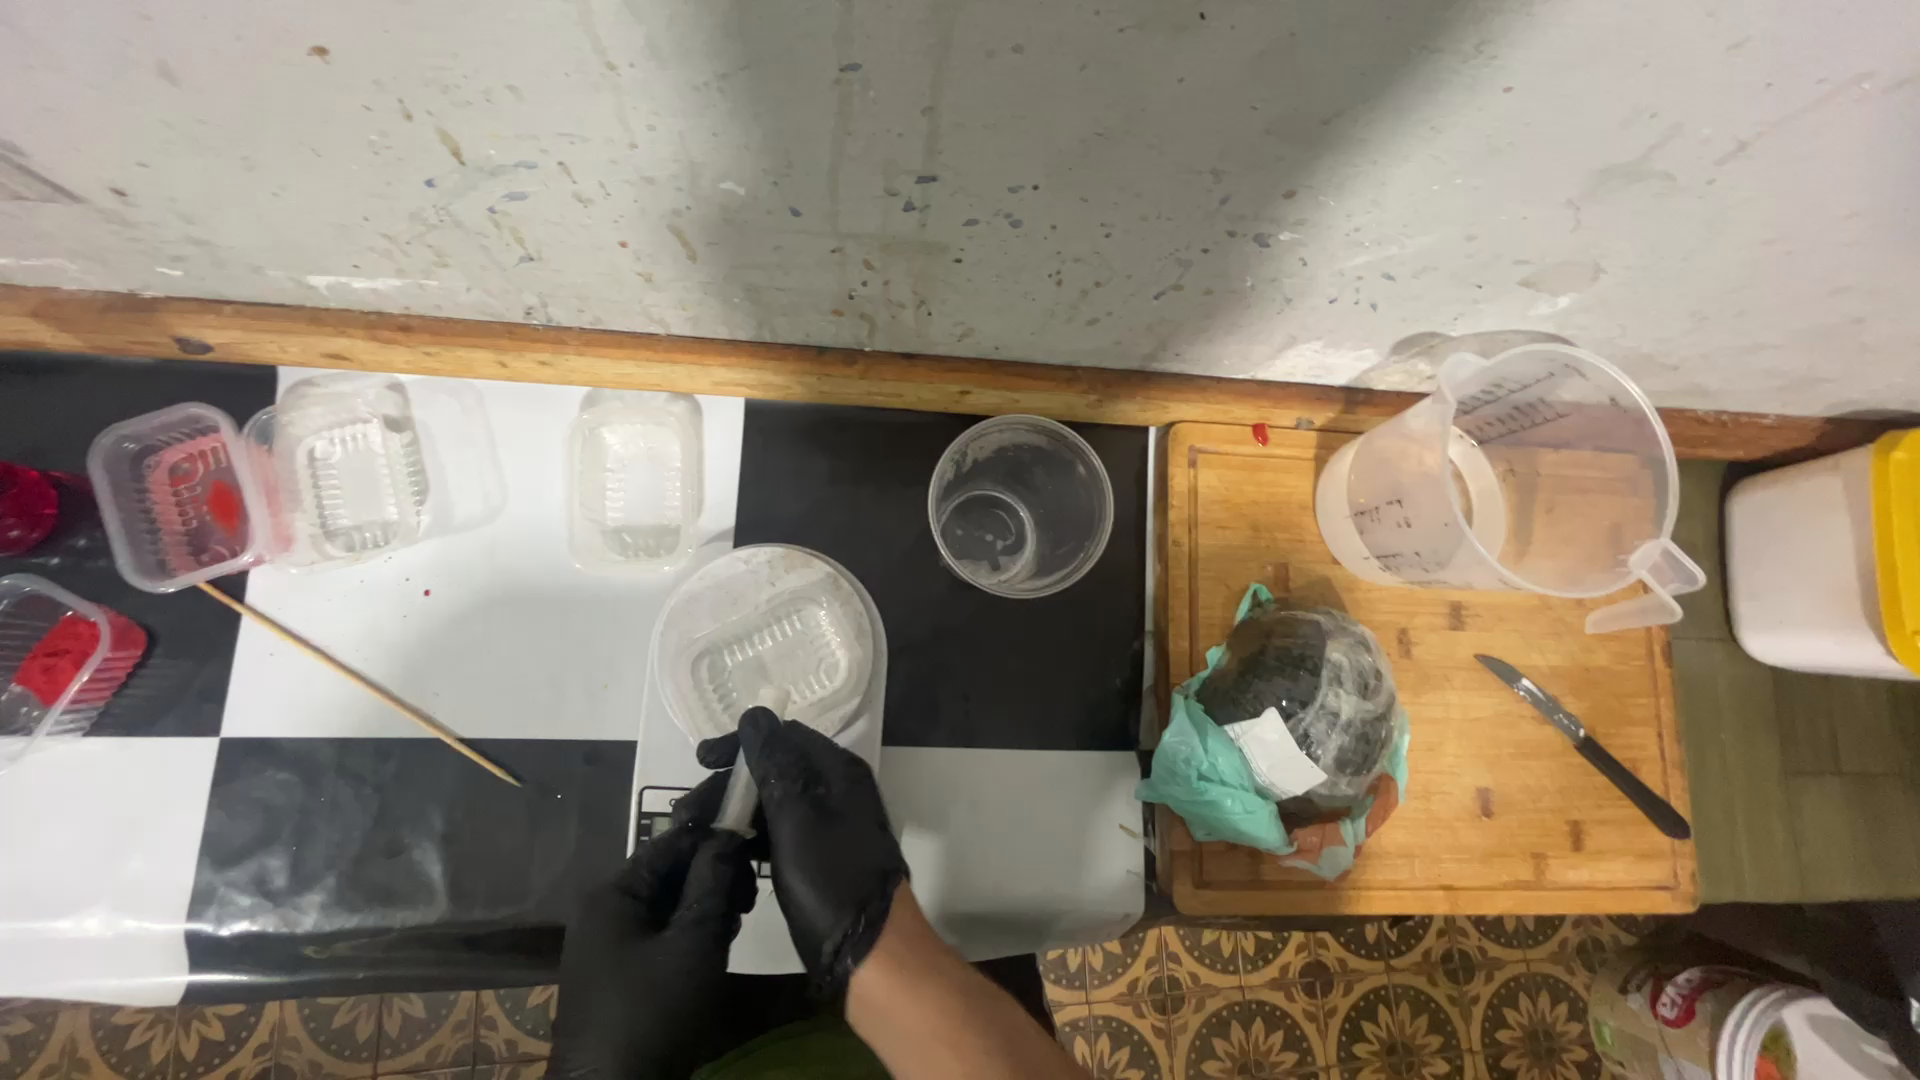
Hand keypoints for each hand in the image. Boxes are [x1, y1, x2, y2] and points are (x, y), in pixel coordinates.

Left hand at [550, 772, 757, 1079]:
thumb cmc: (655, 1011)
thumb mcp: (696, 939)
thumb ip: (714, 878)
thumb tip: (730, 831)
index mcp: (615, 893)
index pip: (674, 840)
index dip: (718, 835)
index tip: (759, 842)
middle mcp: (606, 909)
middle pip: (671, 870)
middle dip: (716, 874)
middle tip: (751, 894)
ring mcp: (610, 943)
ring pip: (670, 902)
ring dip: (708, 903)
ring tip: (740, 918)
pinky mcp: (620, 972)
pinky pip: (662, 931)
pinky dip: (692, 929)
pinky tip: (719, 942)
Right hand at [699, 707, 908, 1000]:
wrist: (871, 952)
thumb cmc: (831, 880)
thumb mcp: (797, 818)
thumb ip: (775, 765)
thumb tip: (756, 714)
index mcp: (838, 770)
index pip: (783, 736)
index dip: (739, 744)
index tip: (700, 761)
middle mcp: (837, 788)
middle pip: (776, 768)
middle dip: (730, 784)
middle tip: (687, 812)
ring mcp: (831, 823)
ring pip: (775, 802)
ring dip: (736, 812)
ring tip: (697, 833)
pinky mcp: (821, 855)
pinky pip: (781, 831)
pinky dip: (753, 837)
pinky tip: (726, 854)